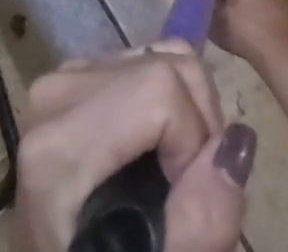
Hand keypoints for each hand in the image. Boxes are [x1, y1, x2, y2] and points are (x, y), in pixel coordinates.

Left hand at [10, 42, 254, 251]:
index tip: (185, 196)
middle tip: (191, 183)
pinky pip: (151, 58)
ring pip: (165, 56)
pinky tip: (158, 146)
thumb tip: (232, 145)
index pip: (160, 90)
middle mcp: (56, 94)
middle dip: (201, 122)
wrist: (63, 251)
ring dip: (191, 110)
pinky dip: (173, 98)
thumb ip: (199, 223)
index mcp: (59, 145)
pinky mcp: (79, 72)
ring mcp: (65, 76)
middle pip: (168, 66)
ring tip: (176, 167)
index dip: (194, 141)